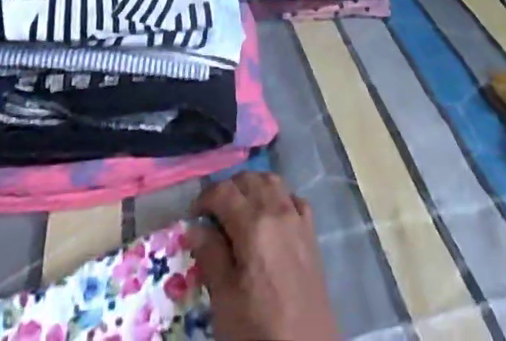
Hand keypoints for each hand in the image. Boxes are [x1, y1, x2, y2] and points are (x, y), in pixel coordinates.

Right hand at [189, 173, 339, 340]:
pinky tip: (269, 220)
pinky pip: (294, 200)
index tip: (193, 218)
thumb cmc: (259, 329)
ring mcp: (299, 221)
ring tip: (238, 212)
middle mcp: (279, 212)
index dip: (204, 199)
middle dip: (228, 190)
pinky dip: (278, 199)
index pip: (223, 191)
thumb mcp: (225, 299)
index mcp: (254, 225)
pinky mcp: (312, 235)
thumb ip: (210, 256)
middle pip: (250, 179)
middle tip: (213, 215)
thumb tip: (196, 228)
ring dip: (253, 188)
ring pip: (274, 182)